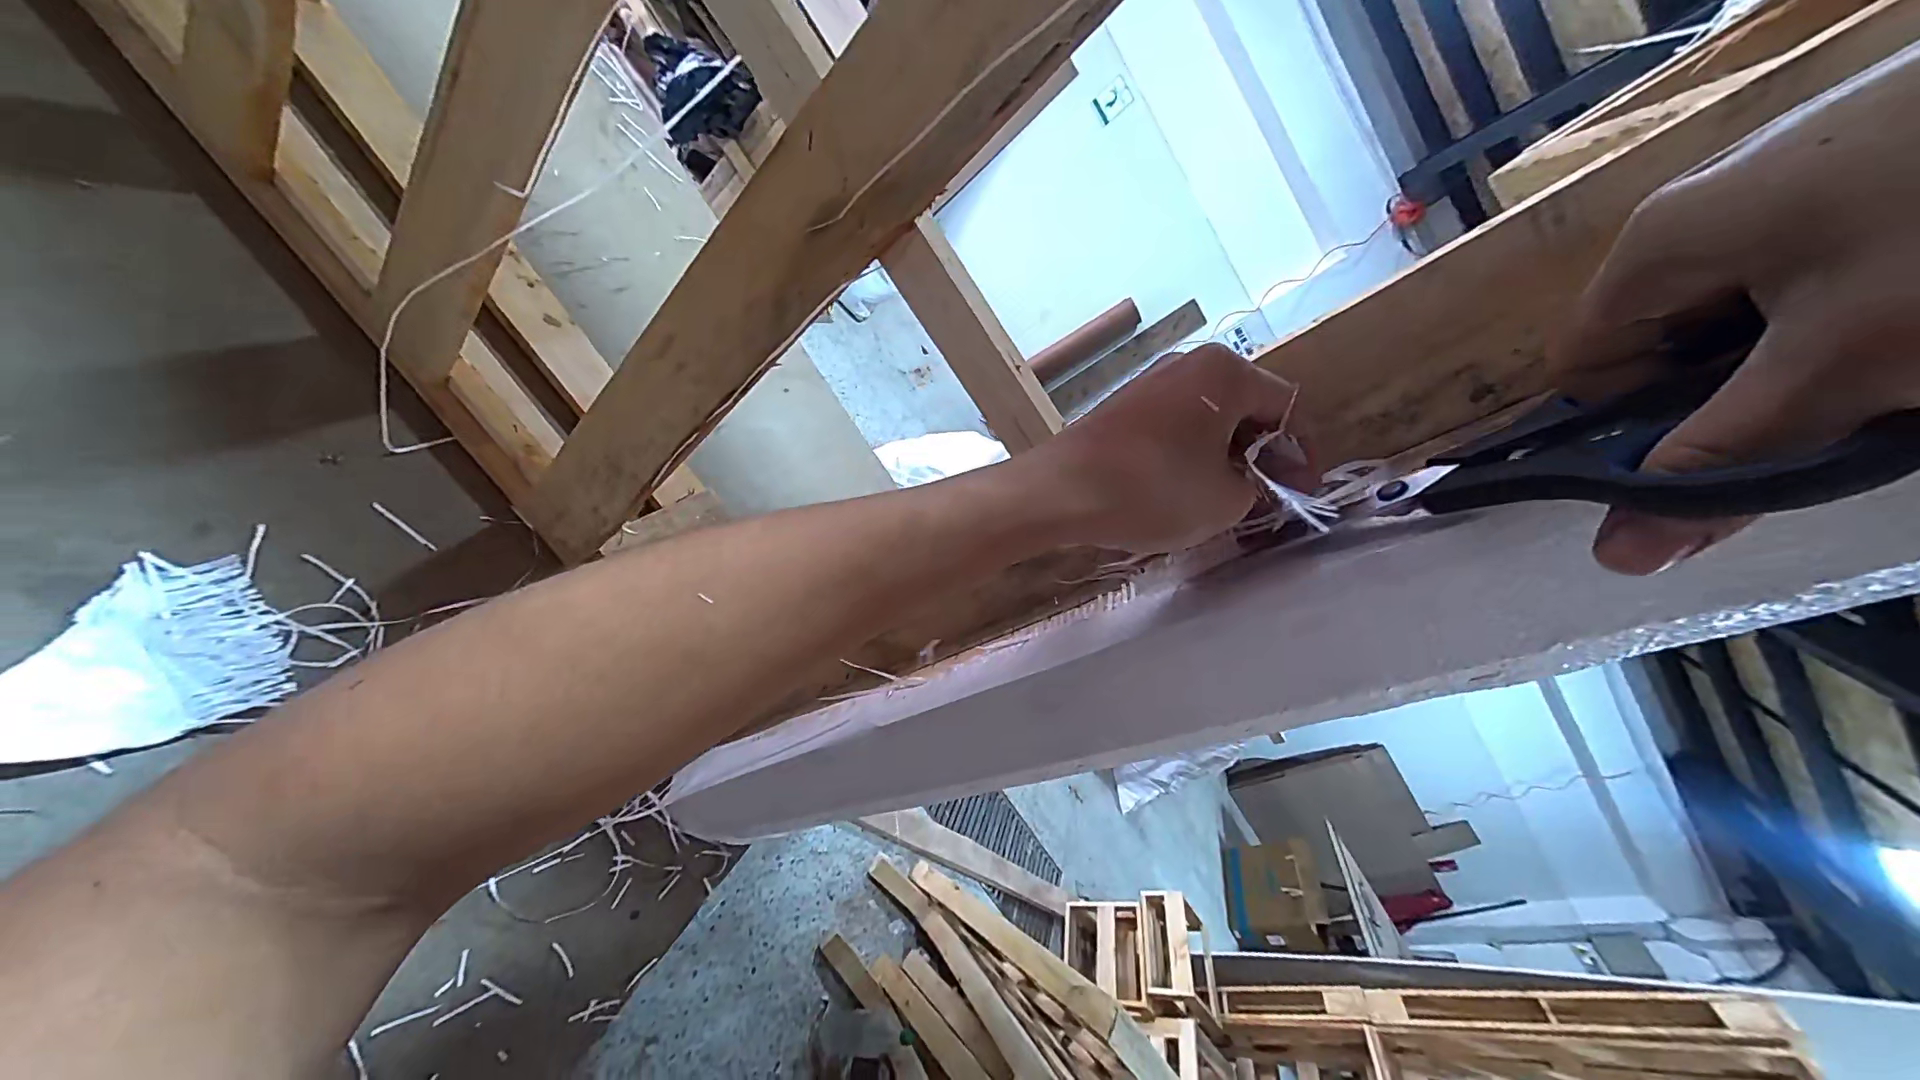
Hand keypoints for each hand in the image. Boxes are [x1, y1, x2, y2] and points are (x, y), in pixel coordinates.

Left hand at [1016, 343, 1317, 553]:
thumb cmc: (1153, 489)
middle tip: (1268, 499)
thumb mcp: (1225, 500)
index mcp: (1225, 372)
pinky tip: (1186, 490)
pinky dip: (1190, 457)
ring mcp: (1149, 385)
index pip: (1286, 408)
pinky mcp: (1121, 410)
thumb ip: (1256, 487)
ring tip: (1229, 501)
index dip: (1303, 454)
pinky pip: (1173, 430)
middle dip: (1262, 456)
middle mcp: (1187, 365)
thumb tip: (1250, 483)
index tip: (1304, 493)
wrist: (1060, 491)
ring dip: (1225, 459)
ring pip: (1207, 422)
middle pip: (1246, 410)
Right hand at [1556, 47, 1919, 574]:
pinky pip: (1827, 266)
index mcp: (1655, 246)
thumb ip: (1724, 460)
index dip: (1631, 421)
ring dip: (1814, 352)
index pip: (1585, 367)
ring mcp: (1792, 179)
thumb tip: (1613, 559)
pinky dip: (1870, 306)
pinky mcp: (1876, 162)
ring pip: (1756, 310)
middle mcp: (1700, 210)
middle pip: (1671, 340)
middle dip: (1740, 388)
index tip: (1728, 441)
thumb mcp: (1847, 362)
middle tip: (1844, 403)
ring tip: (1907, 352)